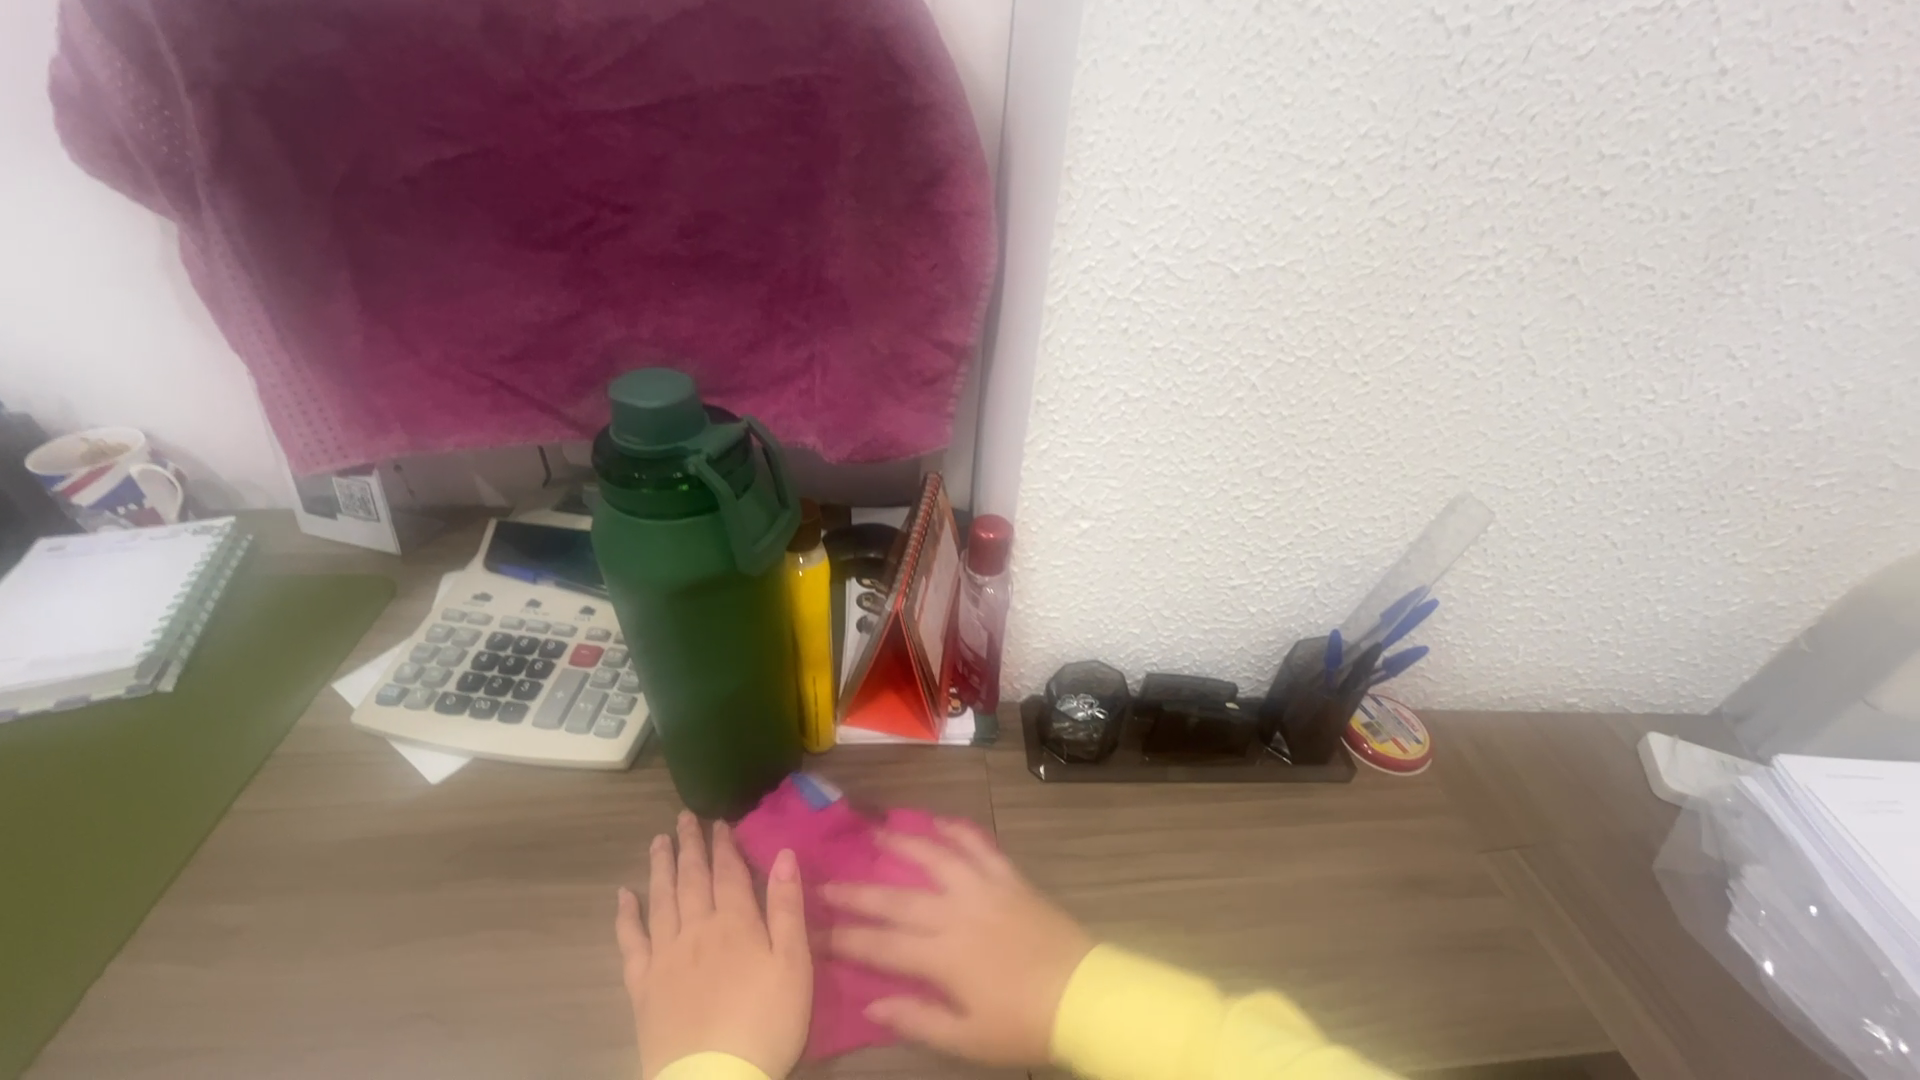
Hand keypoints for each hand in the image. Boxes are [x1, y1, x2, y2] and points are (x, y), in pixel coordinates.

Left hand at [615, 812, 811, 1079]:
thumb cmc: (766, 1022)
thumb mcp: (793, 964)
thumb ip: (787, 907)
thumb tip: (783, 854)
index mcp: (736, 923)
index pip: (729, 873)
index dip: (725, 846)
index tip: (720, 822)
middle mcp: (697, 930)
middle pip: (692, 879)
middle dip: (690, 846)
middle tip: (683, 818)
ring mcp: (665, 957)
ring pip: (662, 901)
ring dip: (661, 868)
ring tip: (658, 842)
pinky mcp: (643, 986)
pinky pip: (631, 943)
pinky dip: (627, 916)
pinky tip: (623, 896)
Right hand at [822, 818, 1094, 1065]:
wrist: (1083, 997)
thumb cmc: (1023, 1024)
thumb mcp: (967, 1038)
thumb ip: (917, 1018)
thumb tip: (872, 1004)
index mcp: (943, 956)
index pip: (881, 945)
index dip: (845, 938)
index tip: (814, 931)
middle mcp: (958, 913)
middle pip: (898, 898)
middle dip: (857, 892)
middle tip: (824, 882)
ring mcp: (985, 889)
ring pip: (935, 858)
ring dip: (903, 844)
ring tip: (875, 832)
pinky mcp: (1010, 878)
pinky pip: (980, 845)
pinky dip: (958, 830)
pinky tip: (939, 821)